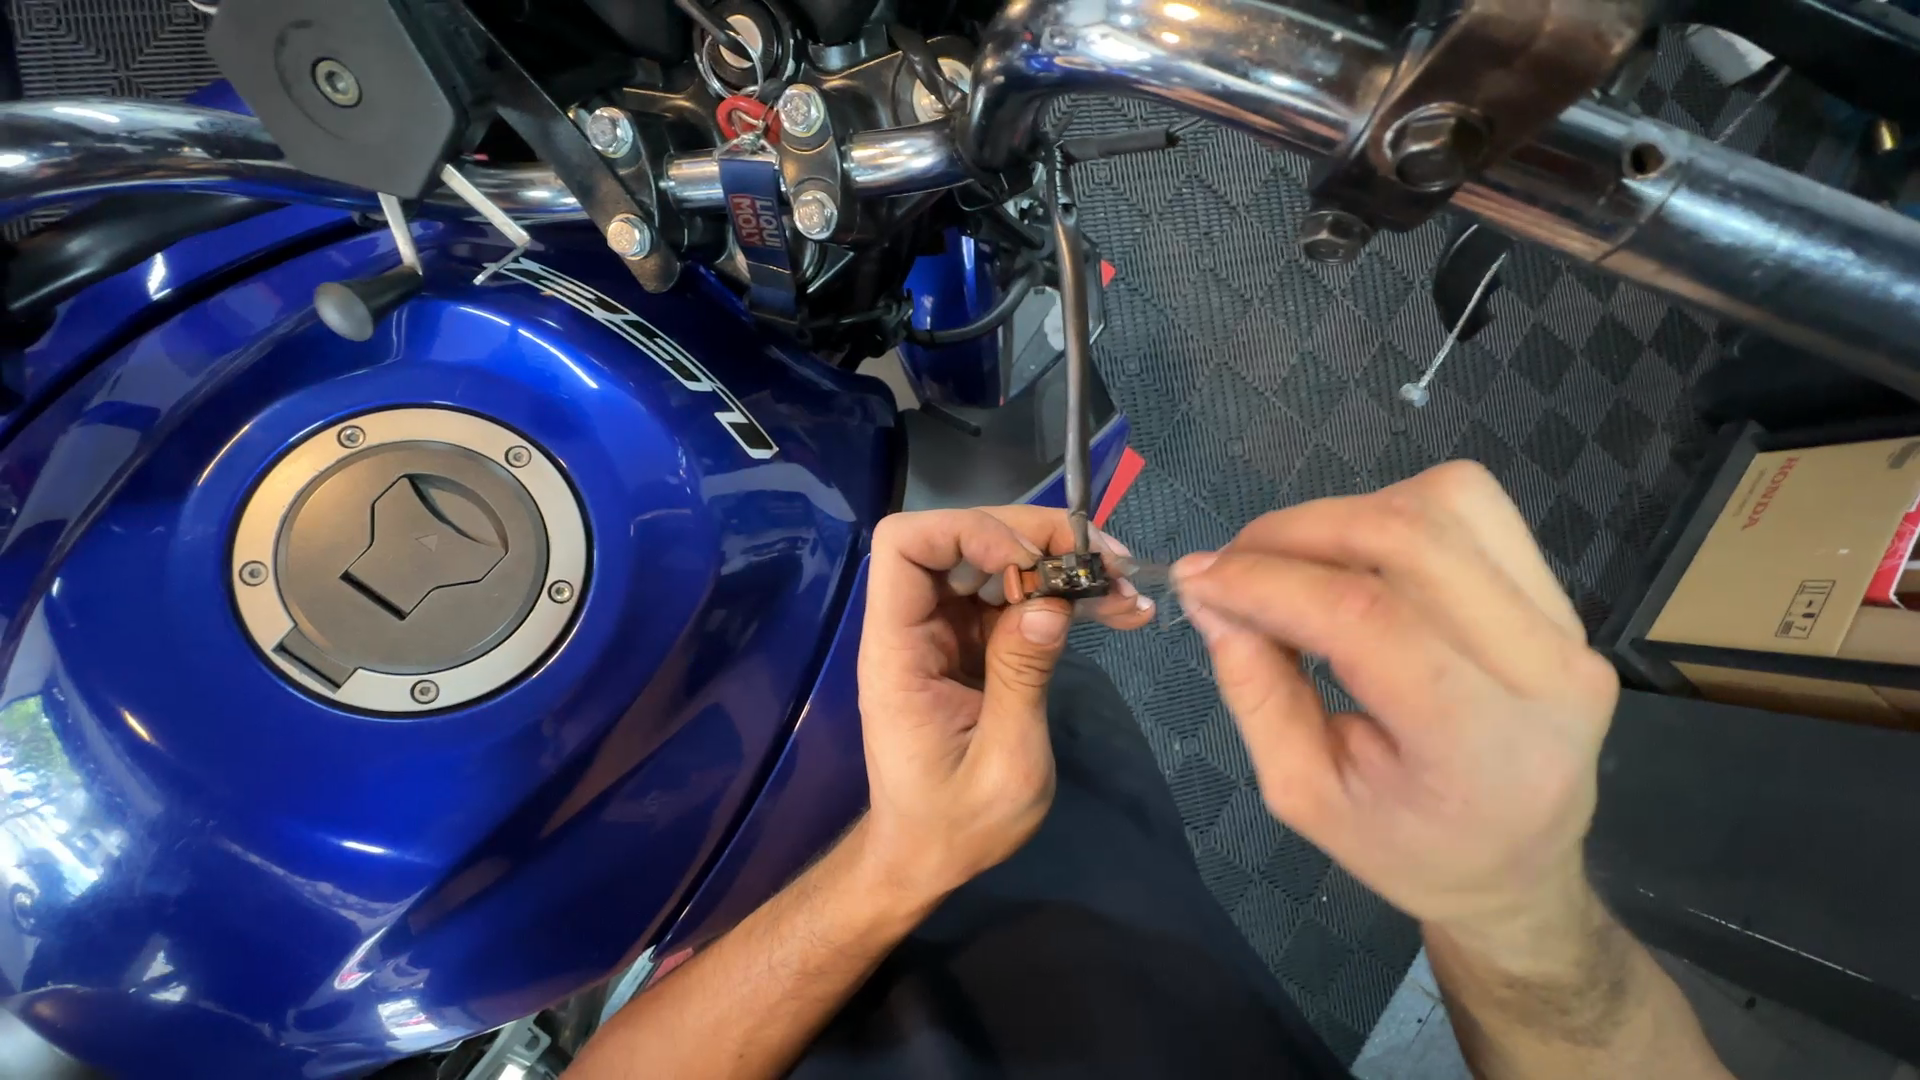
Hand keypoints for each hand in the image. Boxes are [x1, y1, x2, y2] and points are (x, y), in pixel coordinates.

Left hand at [856, 507, 1152, 898]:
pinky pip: (1014, 594)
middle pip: (959, 538)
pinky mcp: (972, 641)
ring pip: (995, 560)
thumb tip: (1052, 601)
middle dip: (1033, 538)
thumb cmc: (954, 824)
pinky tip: (1112, 607)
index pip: (905, 545)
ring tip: (1123, 586)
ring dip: (1058, 561)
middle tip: (1108, 561)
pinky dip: (1060, 592)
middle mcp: (915, 625)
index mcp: (897, 650)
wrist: (929, 855)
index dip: (967, 532)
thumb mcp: (1004, 762)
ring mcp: (944, 629)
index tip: (1032, 564)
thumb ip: (1022, 676)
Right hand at [1171, 462, 1618, 935]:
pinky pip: (1467, 506)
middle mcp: (1541, 667)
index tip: (1195, 579)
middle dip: (1292, 533)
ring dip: (1339, 518)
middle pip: (1407, 536)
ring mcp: (1564, 623)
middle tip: (1231, 565)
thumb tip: (1208, 595)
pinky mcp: (1559, 597)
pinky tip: (1353, 559)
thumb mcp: (1300, 792)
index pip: (1362, 618)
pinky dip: (1389, 512)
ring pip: (1443, 502)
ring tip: (1290, 565)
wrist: (1516, 866)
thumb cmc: (1403, 845)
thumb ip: (1253, 689)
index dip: (1264, 582)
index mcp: (1476, 743)